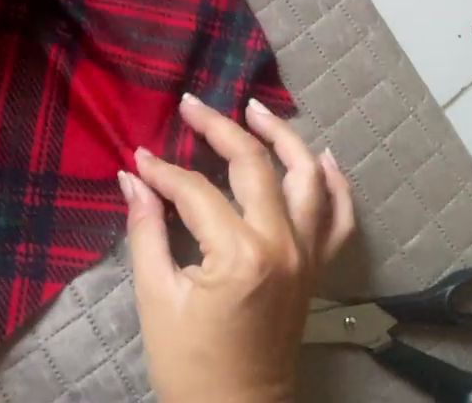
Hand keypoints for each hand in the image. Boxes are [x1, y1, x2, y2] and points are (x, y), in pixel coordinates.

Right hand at [121, 94, 355, 402]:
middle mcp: (283, 244)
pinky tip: (322, 157)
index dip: (163, 170)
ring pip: (308, 177)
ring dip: (283, 136)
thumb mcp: (156, 298)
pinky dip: (335, 184)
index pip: (196, 190)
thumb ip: (146, 230)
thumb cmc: (189, 365)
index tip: (139, 158)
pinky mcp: (317, 268)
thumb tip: (132, 178)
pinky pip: (339, 218)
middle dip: (219, 128)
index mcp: (240, 253)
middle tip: (191, 105)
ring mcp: (308, 255)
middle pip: (255, 165)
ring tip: (256, 110)